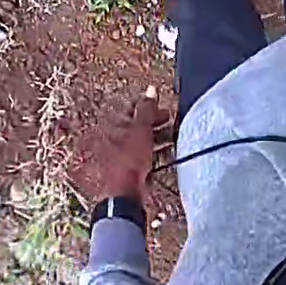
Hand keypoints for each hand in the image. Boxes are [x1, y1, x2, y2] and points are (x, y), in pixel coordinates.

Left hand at [89, 89, 160, 203]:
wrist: (123, 195)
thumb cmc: (127, 160)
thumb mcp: (140, 128)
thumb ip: (147, 108)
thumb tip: (151, 89)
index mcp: (113, 124)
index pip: (132, 106)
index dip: (148, 103)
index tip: (162, 104)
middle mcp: (113, 138)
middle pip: (137, 124)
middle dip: (155, 121)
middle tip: (168, 120)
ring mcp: (120, 155)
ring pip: (141, 141)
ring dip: (158, 138)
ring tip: (173, 137)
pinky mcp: (128, 170)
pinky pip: (144, 157)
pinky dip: (155, 154)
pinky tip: (167, 154)